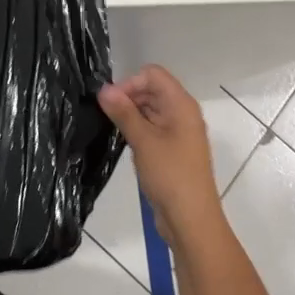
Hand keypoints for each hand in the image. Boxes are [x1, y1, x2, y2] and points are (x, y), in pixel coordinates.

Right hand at [98, 65, 224, 245]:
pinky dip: (137, 129)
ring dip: (130, 114)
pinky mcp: (172, 149)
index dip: (130, 82)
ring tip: (112, 129)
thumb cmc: (170, 175)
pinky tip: (124, 142)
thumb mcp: (143, 141)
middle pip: (152, 89)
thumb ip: (123, 112)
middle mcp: (182, 113)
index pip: (153, 74)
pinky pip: (152, 128)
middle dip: (128, 97)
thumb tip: (103, 89)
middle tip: (107, 117)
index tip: (111, 103)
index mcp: (181, 105)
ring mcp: (178, 132)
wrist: (191, 219)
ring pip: (150, 109)